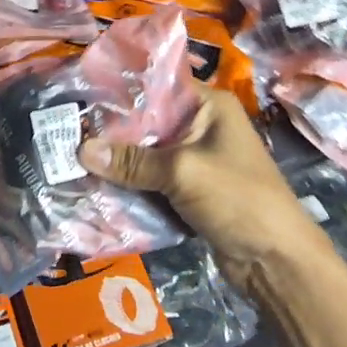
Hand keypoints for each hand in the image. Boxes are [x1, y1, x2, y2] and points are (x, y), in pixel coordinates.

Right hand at [78, 85, 331, 266]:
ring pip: (147, 153)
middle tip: (69, 129)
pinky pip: (153, 180)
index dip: (121, 89)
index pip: (158, 84)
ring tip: (74, 157)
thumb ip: (132, 161)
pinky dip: (131, 184)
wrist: (277, 263)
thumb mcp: (182, 172)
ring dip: (118, 160)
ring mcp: (196, 159)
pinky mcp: (190, 190)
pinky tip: (97, 185)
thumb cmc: (238, 199)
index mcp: (209, 106)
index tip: (81, 92)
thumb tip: (81, 150)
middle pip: (148, 120)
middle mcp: (201, 126)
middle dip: (113, 130)